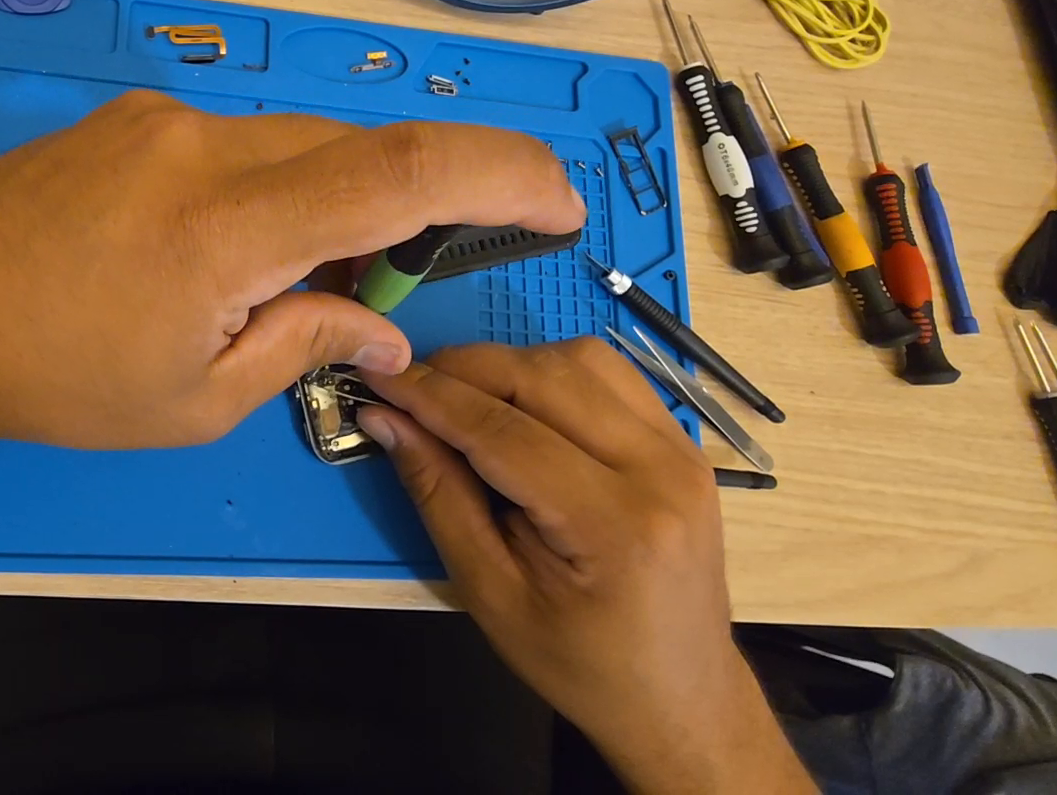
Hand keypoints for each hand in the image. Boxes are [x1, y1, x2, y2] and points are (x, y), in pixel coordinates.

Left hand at [0, 91, 582, 459]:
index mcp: (224, 229)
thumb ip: (302, 349)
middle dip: (401, 211)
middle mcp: (201, 146)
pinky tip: (229, 246)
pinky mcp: (129, 117)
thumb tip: (381, 332)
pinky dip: (268, 189)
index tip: (555, 199)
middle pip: (353, 153)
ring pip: (294, 145)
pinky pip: (235, 142)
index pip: (398, 175)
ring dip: (324, 206)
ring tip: (286, 281)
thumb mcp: (192, 401)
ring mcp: (160, 119)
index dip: (499, 174)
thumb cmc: (52, 380)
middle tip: (388, 286)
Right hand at [355, 342, 814, 794]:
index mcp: (614, 525)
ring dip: (506, 363)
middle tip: (407, 385)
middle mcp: (660, 471)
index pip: (503, 430)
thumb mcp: (487, 589)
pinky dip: (547, 369)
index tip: (375, 374)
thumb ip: (436, 493)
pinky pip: (607, 372)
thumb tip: (383, 417)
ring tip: (458, 395)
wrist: (679, 696)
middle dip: (461, 368)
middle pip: (543, 377)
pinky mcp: (681, 442)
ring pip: (578, 359)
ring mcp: (681, 449)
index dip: (430, 395)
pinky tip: (516, 399)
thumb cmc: (575, 659)